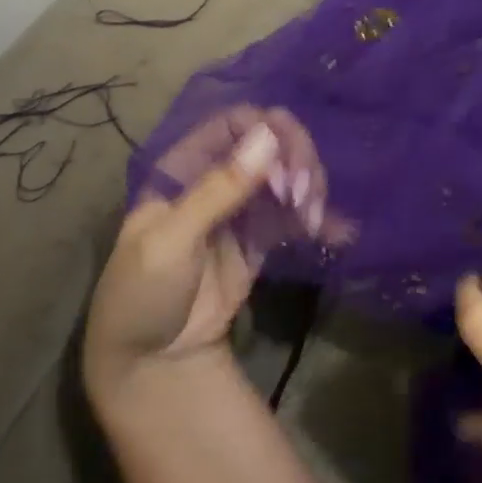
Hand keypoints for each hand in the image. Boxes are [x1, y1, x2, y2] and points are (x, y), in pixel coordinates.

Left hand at [84, 107, 331, 403]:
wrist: (151, 360)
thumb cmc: (143, 294)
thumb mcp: (172, 240)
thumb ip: (220, 189)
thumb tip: (268, 134)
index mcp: (185, 167)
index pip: (236, 123)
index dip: (269, 135)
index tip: (287, 172)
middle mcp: (218, 178)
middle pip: (272, 144)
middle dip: (298, 163)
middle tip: (305, 198)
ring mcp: (243, 208)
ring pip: (290, 175)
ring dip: (311, 190)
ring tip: (312, 224)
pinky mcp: (263, 237)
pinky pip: (297, 215)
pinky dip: (320, 220)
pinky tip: (338, 233)